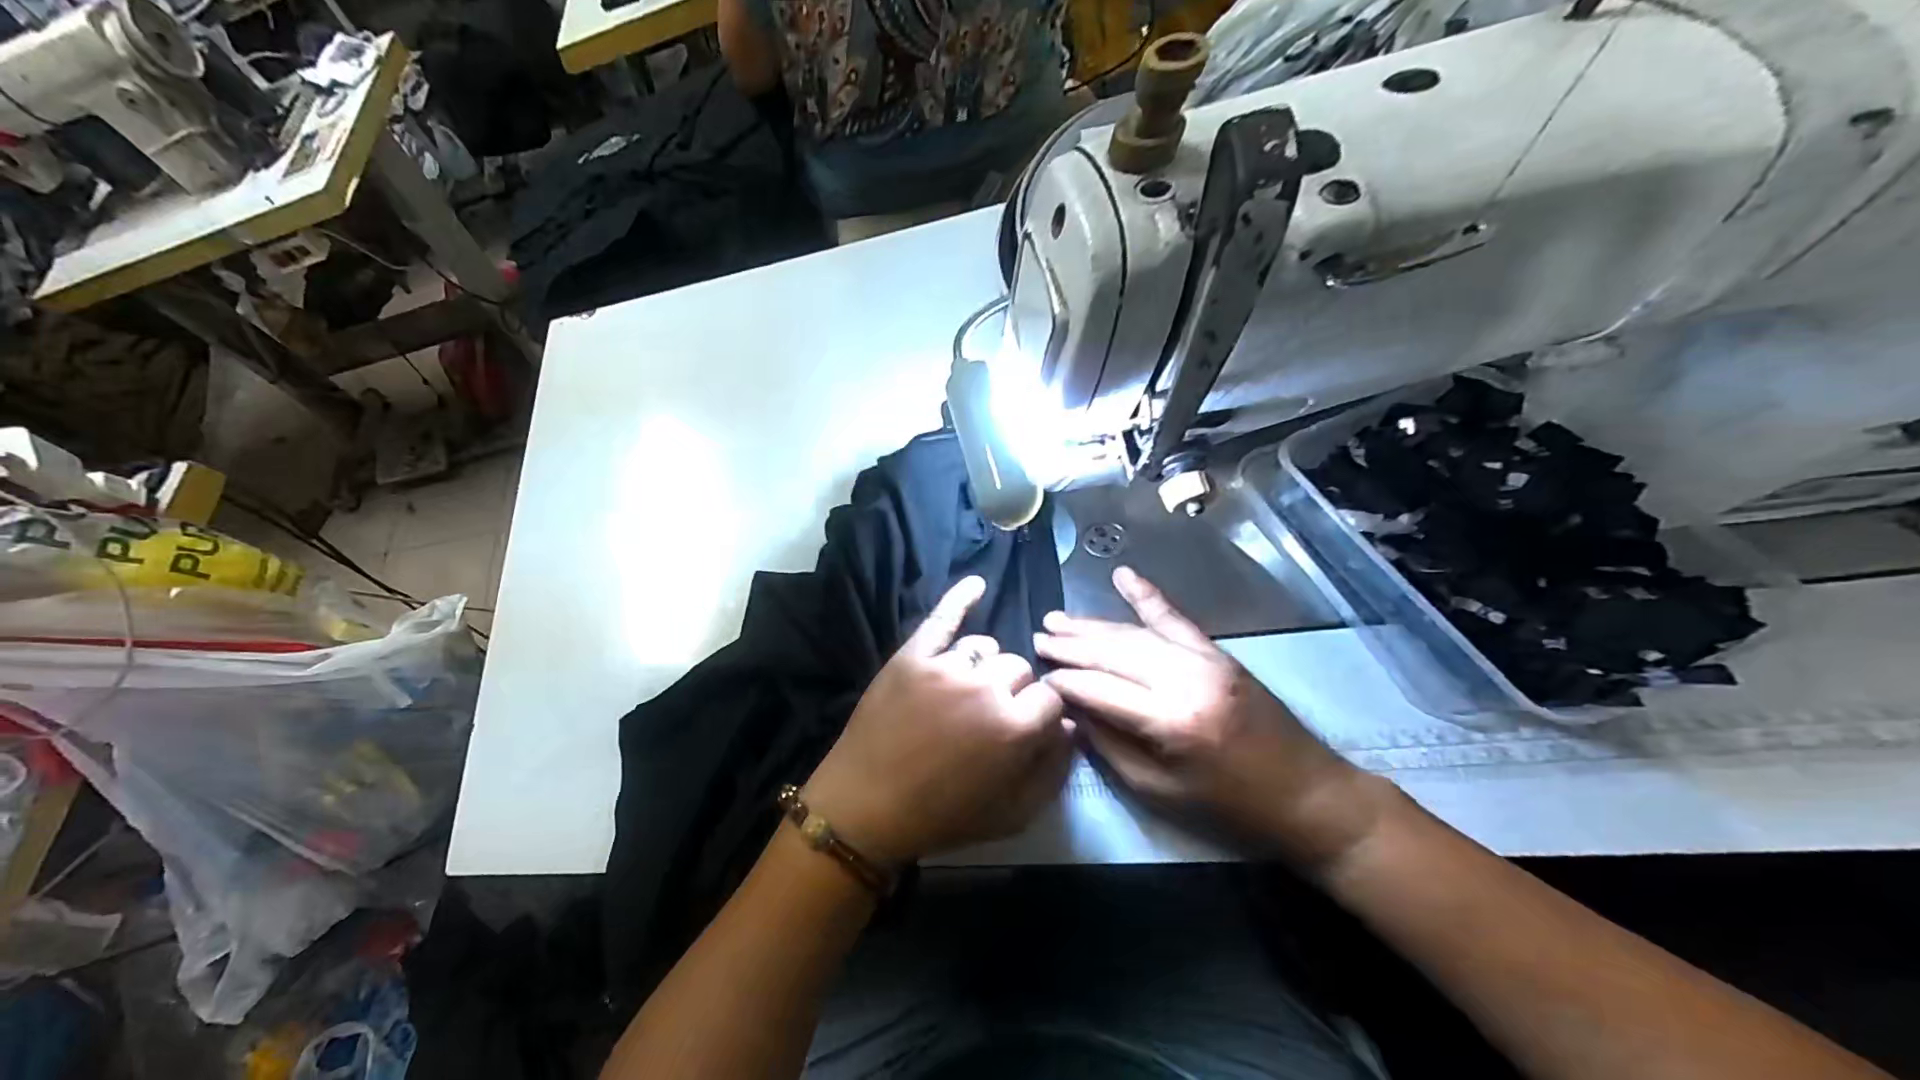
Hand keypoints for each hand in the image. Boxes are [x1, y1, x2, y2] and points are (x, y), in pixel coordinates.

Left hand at [803, 576, 1072, 864]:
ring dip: (985, 667)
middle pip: (1018, 668)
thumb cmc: (943, 816)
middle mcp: (985, 686)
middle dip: (1014, 691)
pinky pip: (942, 619)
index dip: (1042, 713)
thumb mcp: (1013, 814)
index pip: (1050, 696)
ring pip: (985, 648)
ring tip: (967, 690)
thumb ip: (1052, 770)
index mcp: (1014, 725)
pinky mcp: (912, 656)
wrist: (865, 808)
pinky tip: (976, 583)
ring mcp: (945, 666)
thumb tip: (1072, 726)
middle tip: (990, 718)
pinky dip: (960, 598)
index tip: (1029, 726)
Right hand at [1036, 566, 1386, 868]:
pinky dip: (1147, 596)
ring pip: (1136, 633)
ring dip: (1094, 625)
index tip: (1036, 677)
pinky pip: (1175, 618)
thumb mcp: (1160, 790)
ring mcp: (1203, 659)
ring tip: (1058, 619)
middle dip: (1071, 646)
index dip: (1064, 682)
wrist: (1306, 791)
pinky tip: (1124, 576)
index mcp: (1169, 721)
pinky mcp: (1217, 653)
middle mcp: (1184, 679)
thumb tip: (1073, 712)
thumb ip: (1112, 747)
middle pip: (1113, 653)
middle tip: (1037, 638)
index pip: (1099, 689)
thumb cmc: (1229, 805)